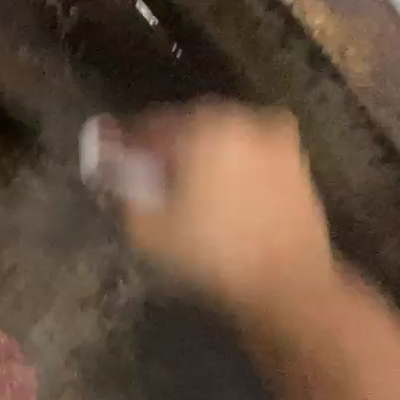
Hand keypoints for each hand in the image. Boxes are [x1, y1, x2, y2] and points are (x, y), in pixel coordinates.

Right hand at [107, 102, 335, 316]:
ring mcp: (274, 139)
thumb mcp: (145, 225)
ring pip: (217, 136)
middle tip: (139, 171)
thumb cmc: (206, 251)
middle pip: (186, 124)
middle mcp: (242, 122)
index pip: (148, 125)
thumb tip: (108, 161)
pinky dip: (221, 162)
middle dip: (160, 145)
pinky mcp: (293, 160)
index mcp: (202, 131)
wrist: (284, 276)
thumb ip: (121, 185)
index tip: (105, 160)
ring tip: (174, 183)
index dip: (121, 142)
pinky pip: (244, 150)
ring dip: (193, 153)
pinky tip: (208, 191)